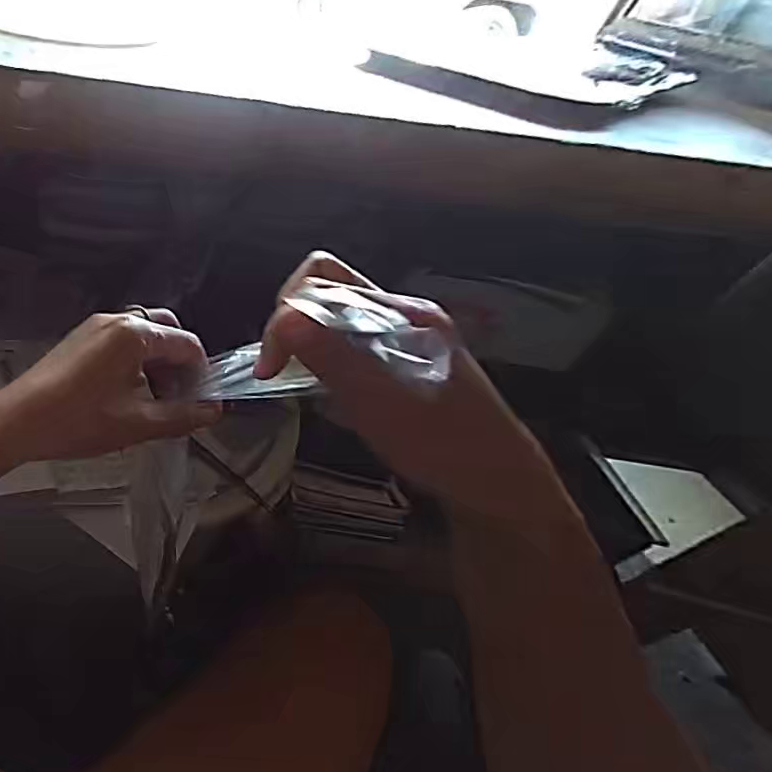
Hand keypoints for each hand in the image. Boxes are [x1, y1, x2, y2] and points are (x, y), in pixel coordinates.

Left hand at [0, 310, 222, 481]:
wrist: (18, 421)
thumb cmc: (78, 420)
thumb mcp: (138, 423)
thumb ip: (182, 415)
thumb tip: (212, 411)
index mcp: (134, 333)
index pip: (187, 343)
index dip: (200, 374)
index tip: (199, 403)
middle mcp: (115, 320)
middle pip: (165, 331)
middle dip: (178, 364)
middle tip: (177, 399)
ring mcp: (93, 327)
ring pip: (141, 337)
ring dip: (155, 364)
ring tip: (151, 402)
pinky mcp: (78, 339)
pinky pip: (118, 342)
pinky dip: (132, 362)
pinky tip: (124, 395)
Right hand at [255, 252, 569, 524]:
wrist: (500, 487)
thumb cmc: (444, 449)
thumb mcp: (381, 406)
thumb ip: (332, 358)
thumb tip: (284, 321)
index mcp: (402, 313)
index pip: (321, 284)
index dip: (284, 320)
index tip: (271, 368)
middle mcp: (401, 312)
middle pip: (323, 286)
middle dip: (289, 319)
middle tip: (281, 365)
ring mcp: (399, 332)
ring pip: (329, 310)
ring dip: (302, 336)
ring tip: (297, 377)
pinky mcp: (395, 355)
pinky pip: (342, 335)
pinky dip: (318, 352)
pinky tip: (324, 386)